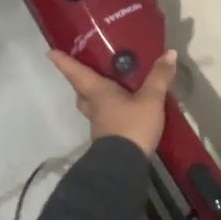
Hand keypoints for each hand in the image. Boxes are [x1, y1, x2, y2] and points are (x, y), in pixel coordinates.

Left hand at [48, 49, 176, 154]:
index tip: (51, 53)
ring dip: (95, 98)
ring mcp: (100, 124)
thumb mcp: (150, 99)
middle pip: (81, 92)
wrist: (123, 166)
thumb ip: (159, 77)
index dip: (64, 62)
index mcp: (99, 92)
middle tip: (84, 71)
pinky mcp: (108, 138)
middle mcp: (95, 107)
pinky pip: (104, 118)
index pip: (77, 73)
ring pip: (91, 106)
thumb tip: (169, 53)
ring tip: (108, 90)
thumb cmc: (132, 126)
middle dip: (80, 82)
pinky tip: (123, 111)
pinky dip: (110, 111)